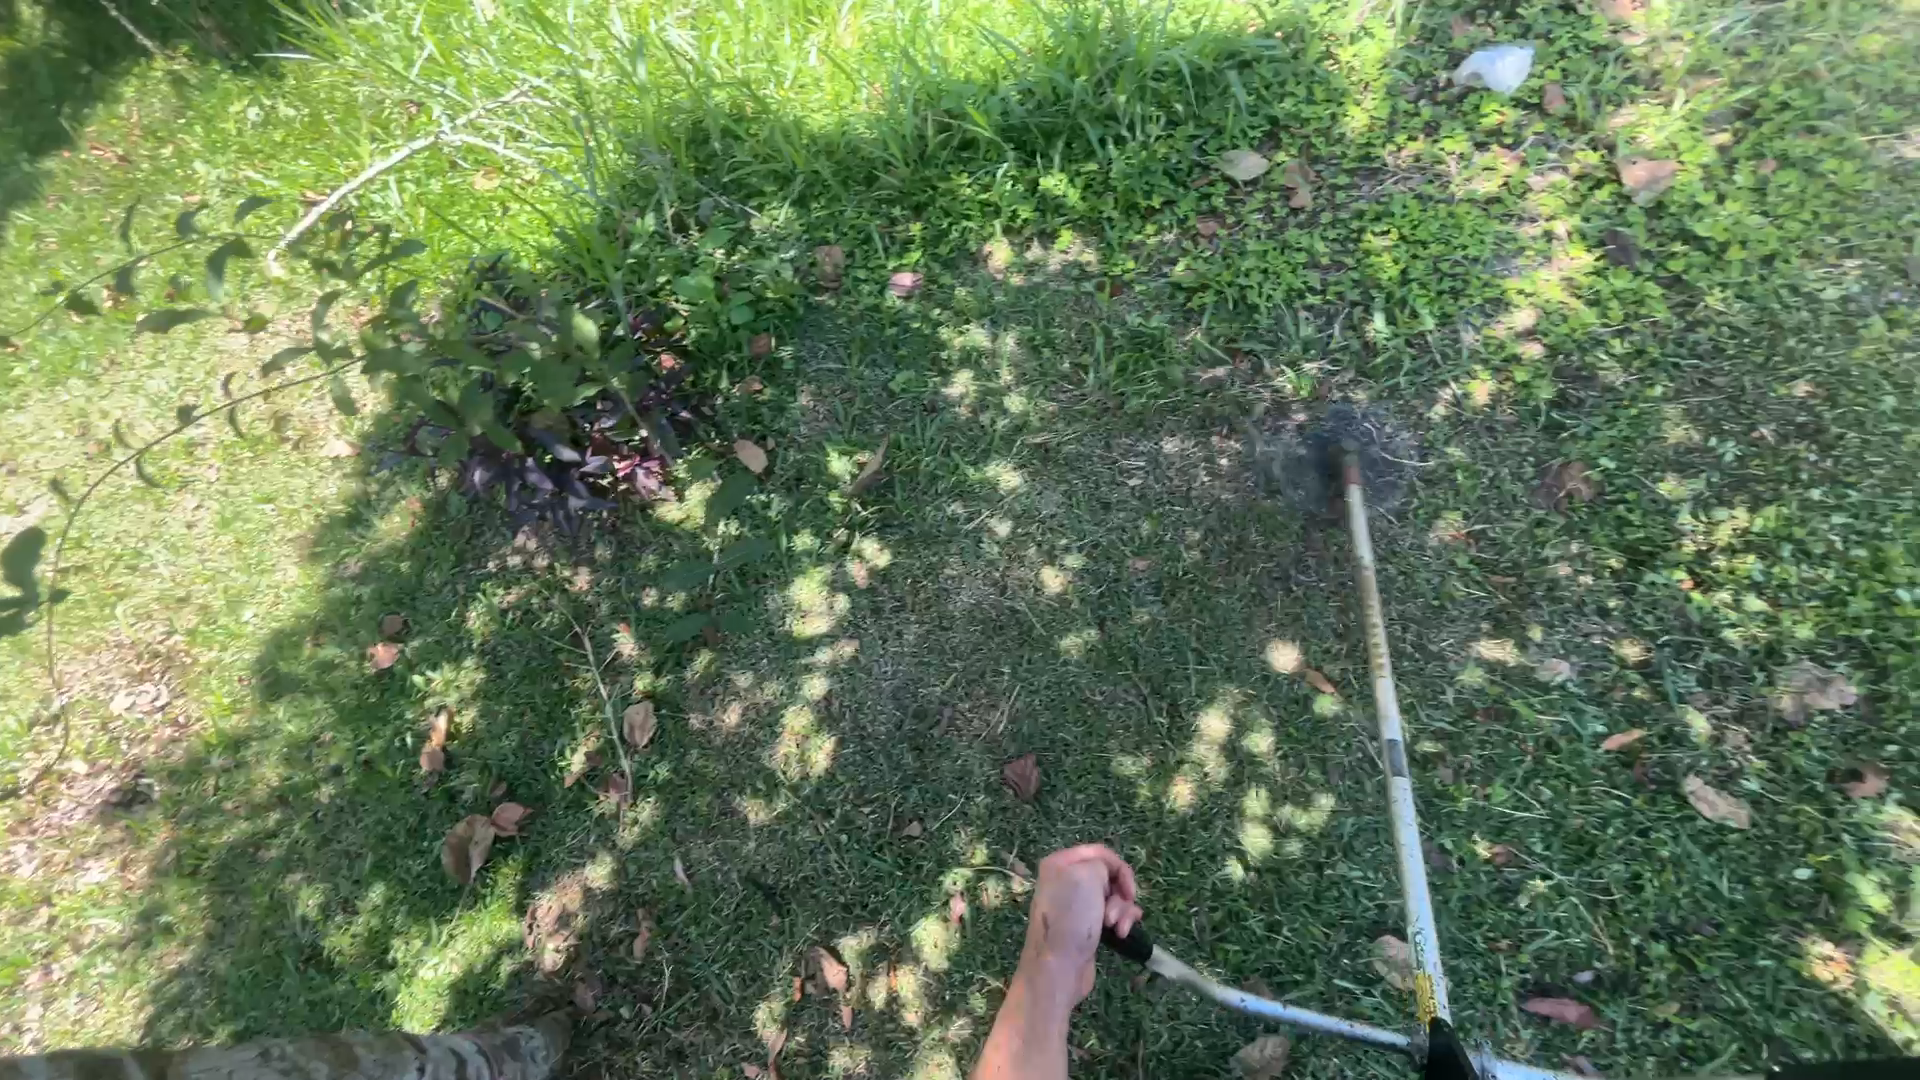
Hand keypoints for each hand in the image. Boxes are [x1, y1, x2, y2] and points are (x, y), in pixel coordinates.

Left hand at [1015, 844, 1142, 1008]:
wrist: (1058, 967)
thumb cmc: (1071, 917)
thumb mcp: (1088, 876)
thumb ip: (1102, 865)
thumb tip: (1107, 879)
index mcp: (1061, 863)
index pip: (1099, 852)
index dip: (1119, 868)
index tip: (1130, 889)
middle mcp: (1067, 880)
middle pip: (1108, 876)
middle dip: (1120, 893)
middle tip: (1113, 913)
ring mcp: (1077, 905)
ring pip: (1114, 897)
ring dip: (1122, 911)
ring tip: (1117, 928)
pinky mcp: (1087, 925)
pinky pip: (1112, 915)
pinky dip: (1122, 922)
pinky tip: (1122, 934)